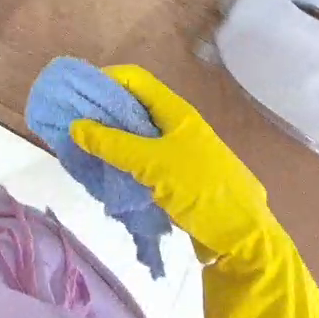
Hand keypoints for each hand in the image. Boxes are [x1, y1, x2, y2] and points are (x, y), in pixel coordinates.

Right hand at [69, 64, 268, 260]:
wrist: (244, 238)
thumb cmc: (202, 190)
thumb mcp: (153, 164)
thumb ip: (113, 144)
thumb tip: (76, 126)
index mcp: (175, 111)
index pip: (135, 79)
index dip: (106, 79)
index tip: (79, 95)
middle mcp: (176, 125)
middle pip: (133, 105)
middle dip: (103, 111)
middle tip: (74, 124)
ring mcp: (177, 151)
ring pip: (136, 134)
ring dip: (111, 139)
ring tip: (84, 149)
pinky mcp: (176, 177)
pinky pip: (142, 159)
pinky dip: (123, 161)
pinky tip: (106, 172)